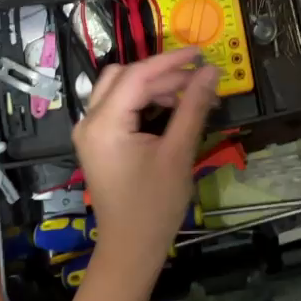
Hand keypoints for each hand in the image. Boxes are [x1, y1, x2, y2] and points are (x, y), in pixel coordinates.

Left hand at [71, 51, 220, 274]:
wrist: (131, 248)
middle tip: (198, 79)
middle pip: (124, 76)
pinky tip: (173, 109)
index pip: (137, 75)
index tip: (202, 53)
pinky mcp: (98, 141)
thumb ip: (193, 107)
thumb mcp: (178, 152)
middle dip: (162, 73)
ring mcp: (90, 132)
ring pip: (121, 89)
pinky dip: (145, 101)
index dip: (171, 60)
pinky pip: (119, 106)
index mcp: (105, 123)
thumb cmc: (154, 205)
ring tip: (192, 96)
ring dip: (155, 87)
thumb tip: (211, 71)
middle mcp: (89, 121)